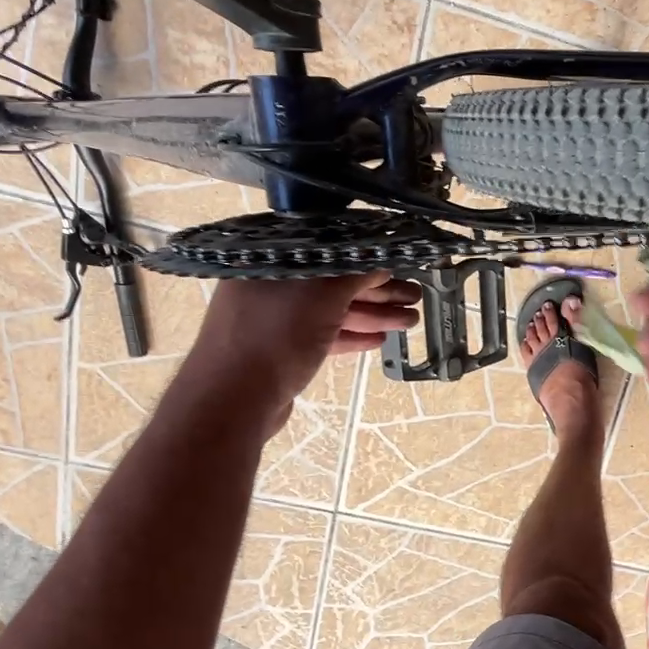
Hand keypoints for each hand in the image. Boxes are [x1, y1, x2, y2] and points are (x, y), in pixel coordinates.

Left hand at [181, 273, 421, 430]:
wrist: (233, 401)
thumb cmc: (275, 336)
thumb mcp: (322, 295)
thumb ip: (355, 273)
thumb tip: (383, 258)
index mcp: (270, 260)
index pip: (327, 247)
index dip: (367, 255)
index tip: (400, 261)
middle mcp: (268, 284)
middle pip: (333, 281)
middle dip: (377, 290)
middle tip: (415, 295)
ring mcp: (273, 319)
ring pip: (331, 310)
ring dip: (372, 314)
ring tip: (409, 321)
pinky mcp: (280, 349)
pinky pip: (321, 334)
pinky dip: (350, 335)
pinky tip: (378, 340)